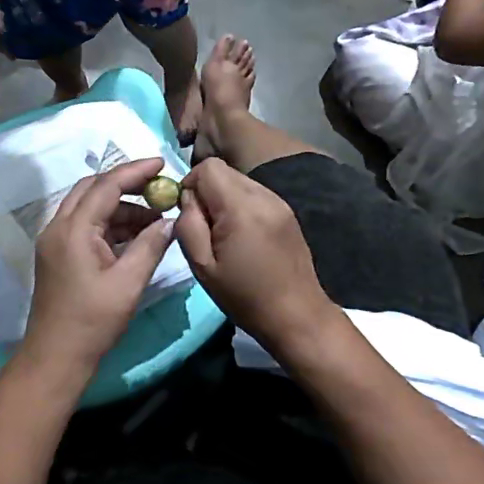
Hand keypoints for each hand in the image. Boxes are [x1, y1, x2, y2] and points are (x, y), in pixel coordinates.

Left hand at [21, 158, 177, 378]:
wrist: (55, 356)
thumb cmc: (93, 321)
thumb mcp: (129, 283)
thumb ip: (150, 246)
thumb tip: (169, 221)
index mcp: (73, 229)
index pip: (106, 186)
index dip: (134, 172)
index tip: (161, 163)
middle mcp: (58, 227)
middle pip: (92, 189)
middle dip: (126, 186)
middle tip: (158, 190)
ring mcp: (54, 241)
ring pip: (88, 208)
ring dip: (119, 208)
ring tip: (154, 221)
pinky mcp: (56, 254)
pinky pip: (83, 226)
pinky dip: (108, 224)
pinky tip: (134, 237)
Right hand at [174, 158, 337, 347]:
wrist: (297, 315)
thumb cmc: (244, 296)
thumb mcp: (202, 266)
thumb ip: (188, 224)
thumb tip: (187, 198)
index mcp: (241, 208)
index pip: (207, 167)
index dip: (190, 184)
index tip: (189, 214)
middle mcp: (264, 196)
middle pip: (223, 170)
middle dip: (206, 191)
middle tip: (205, 227)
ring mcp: (279, 202)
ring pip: (238, 180)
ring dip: (223, 198)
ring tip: (224, 234)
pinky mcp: (286, 211)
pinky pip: (253, 193)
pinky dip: (239, 204)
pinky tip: (242, 235)